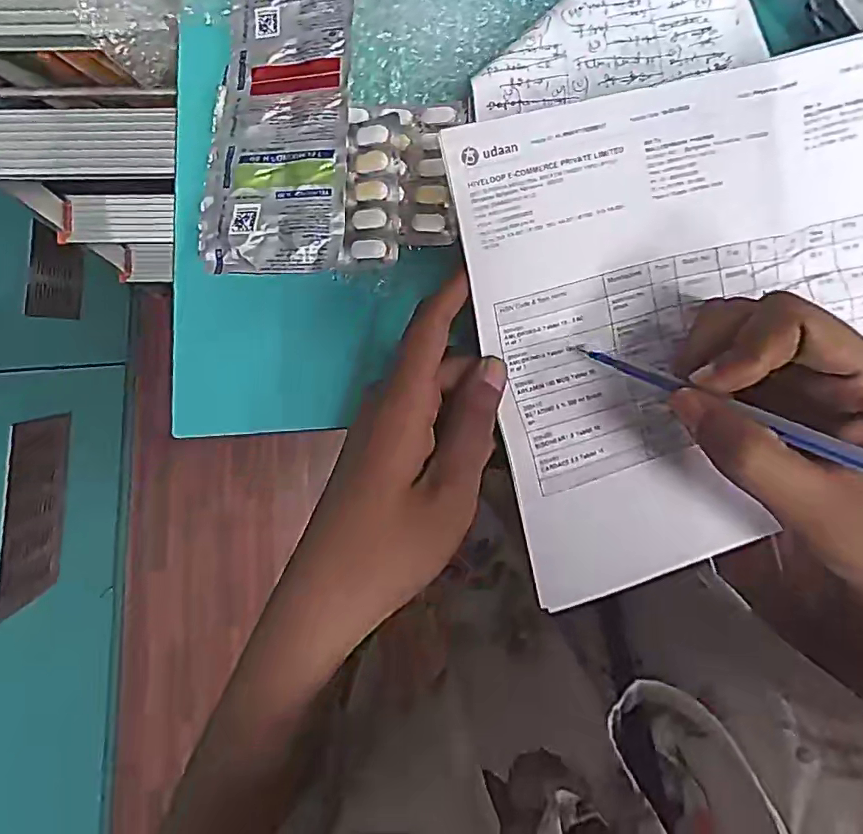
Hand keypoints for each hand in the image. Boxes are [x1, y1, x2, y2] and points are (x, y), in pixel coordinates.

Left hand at [269, 270, 506, 666]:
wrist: (326, 595)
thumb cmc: (390, 549)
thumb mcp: (449, 492)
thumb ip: (471, 427)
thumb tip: (492, 366)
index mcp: (400, 405)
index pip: (427, 331)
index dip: (451, 295)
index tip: (479, 267)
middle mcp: (385, 404)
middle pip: (438, 365)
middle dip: (481, 362)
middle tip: (535, 362)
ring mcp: (378, 428)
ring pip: (432, 393)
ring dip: (470, 397)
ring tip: (522, 409)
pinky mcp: (378, 450)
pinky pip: (421, 417)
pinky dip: (453, 420)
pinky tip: (484, 443)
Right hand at [668, 291, 862, 587]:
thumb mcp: (817, 508)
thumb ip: (750, 454)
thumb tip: (685, 400)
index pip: (799, 323)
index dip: (746, 346)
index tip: (711, 386)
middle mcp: (841, 367)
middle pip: (764, 316)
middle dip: (717, 343)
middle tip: (688, 387)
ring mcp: (808, 380)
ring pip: (741, 331)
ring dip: (705, 356)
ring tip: (691, 398)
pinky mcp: (779, 397)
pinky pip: (730, 364)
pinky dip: (703, 376)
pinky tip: (699, 407)